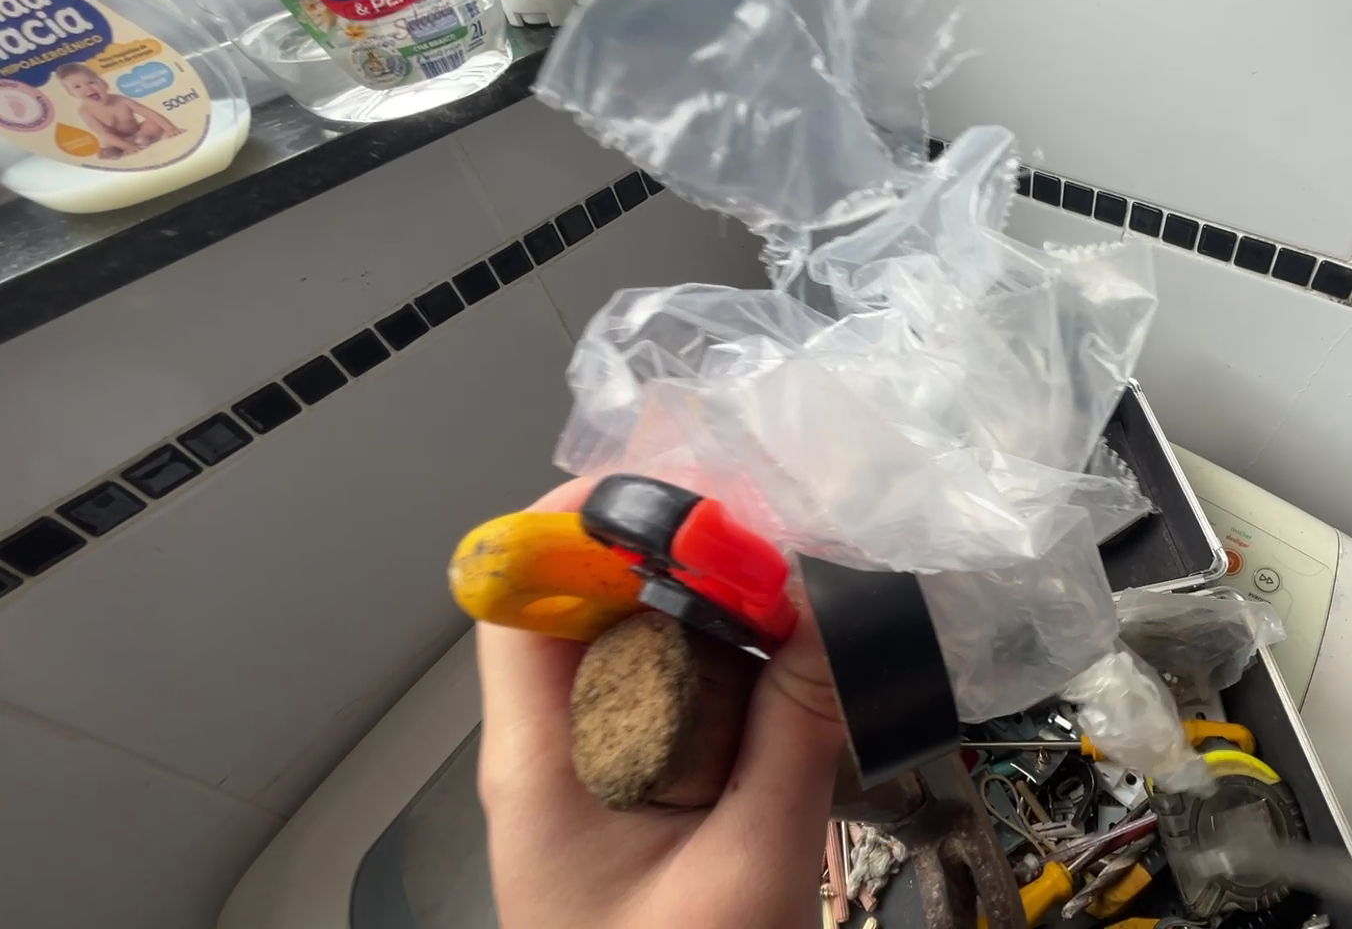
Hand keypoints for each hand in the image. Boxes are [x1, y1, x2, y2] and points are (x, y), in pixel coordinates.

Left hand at [477, 478, 846, 928]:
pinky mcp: (655, 766)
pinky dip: (737, 638)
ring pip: (649, 631)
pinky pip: (688, 674)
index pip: (519, 598)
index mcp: (544, 758)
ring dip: (715, 588)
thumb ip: (792, 737)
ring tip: (795, 556)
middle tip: (770, 518)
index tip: (682, 487)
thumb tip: (827, 607)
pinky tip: (796, 628)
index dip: (581, 522)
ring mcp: (610, 751)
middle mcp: (564, 736)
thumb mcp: (747, 870)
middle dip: (674, 541)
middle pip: (594, 595)